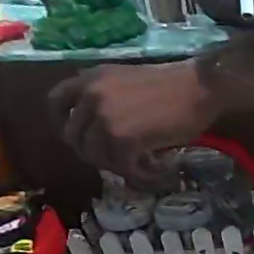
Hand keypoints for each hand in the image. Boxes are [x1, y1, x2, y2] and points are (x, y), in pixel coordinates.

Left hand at [47, 60, 216, 178]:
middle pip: (74, 138)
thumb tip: (98, 128)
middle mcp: (91, 96)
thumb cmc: (173, 85)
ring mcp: (105, 117)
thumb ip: (106, 96)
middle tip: (119, 159)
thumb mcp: (126, 80)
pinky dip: (139, 174)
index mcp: (91, 78)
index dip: (61, 124)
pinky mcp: (123, 138)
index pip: (55, 102)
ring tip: (141, 165)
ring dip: (118, 166)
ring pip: (96, 156)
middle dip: (94, 153)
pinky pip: (122, 167)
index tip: (77, 138)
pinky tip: (156, 170)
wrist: (199, 87)